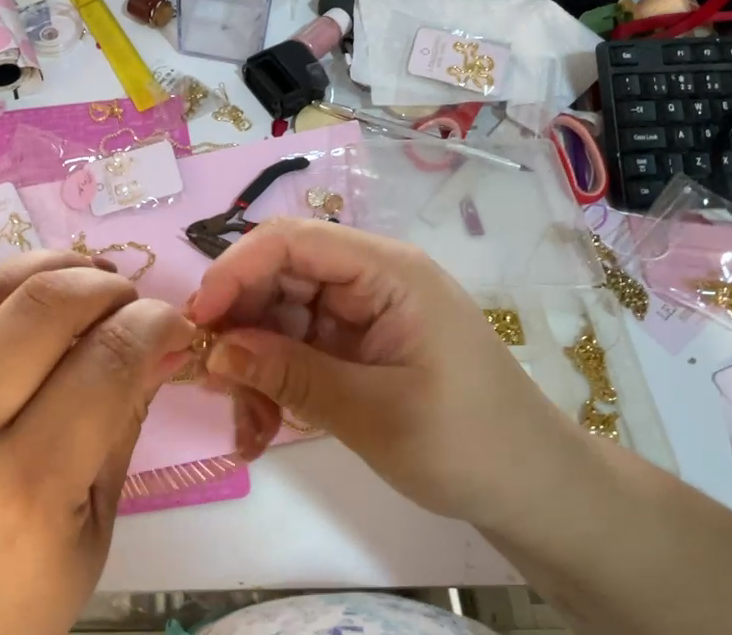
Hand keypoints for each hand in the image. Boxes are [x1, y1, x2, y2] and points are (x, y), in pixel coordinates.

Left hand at [0, 183, 196, 634]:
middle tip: (133, 302)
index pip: (109, 361)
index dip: (156, 326)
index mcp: (25, 484)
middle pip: (49, 308)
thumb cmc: (17, 605)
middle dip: (109, 289)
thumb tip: (168, 341)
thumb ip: (124, 423)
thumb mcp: (92, 530)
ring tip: (88, 270)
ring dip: (51, 263)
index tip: (176, 324)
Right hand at [188, 218, 591, 529]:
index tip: (197, 322)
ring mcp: (361, 311)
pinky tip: (264, 428)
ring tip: (247, 427)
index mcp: (387, 271)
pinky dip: (273, 382)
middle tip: (211, 384)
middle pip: (278, 277)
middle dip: (239, 326)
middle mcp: (369, 278)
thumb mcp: (374, 413)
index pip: (293, 242)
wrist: (534, 489)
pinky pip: (296, 348)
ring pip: (279, 316)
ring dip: (252, 365)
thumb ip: (291, 375)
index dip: (236, 270)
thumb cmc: (468, 443)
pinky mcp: (355, 343)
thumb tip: (215, 351)